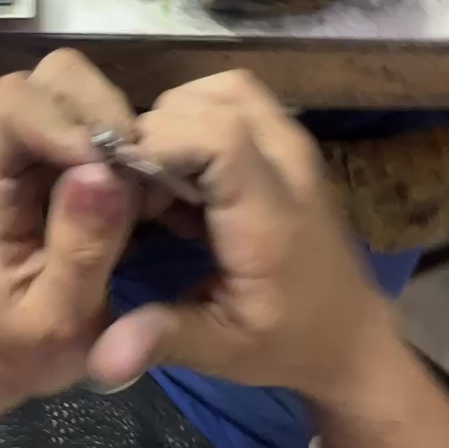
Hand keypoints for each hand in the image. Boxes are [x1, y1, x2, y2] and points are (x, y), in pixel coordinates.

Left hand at [0, 50, 138, 405]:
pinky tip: (151, 187)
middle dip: (99, 109)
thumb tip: (104, 172)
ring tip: (147, 181)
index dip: (60, 120)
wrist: (8, 358)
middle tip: (136, 168)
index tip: (107, 167)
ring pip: (79, 91)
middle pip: (47, 80)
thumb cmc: (22, 346)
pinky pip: (105, 124)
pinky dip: (134, 141)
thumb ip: (78, 250)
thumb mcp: (54, 319)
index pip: (10, 107)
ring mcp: (42, 157)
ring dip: (120, 123)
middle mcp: (11, 158)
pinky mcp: (71, 166)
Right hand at [87, 71, 399, 402]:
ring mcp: (294, 147)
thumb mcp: (222, 352)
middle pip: (211, 102)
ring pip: (224, 89)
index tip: (123, 185)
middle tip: (134, 185)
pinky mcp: (288, 143)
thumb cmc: (287, 343)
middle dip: (157, 133)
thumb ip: (162, 339)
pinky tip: (183, 167)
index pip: (216, 137)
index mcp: (270, 216)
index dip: (158, 145)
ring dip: (178, 117)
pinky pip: (234, 98)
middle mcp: (288, 166)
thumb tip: (95, 358)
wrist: (353, 337)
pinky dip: (197, 114)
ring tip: (158, 172)